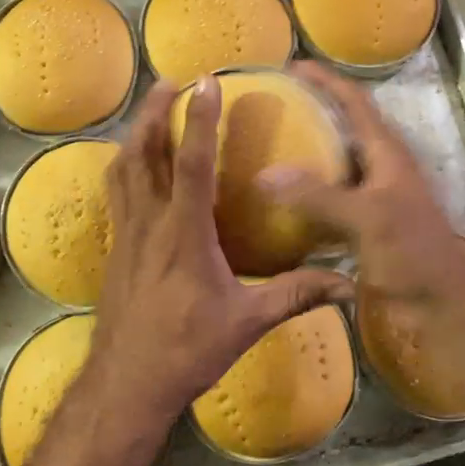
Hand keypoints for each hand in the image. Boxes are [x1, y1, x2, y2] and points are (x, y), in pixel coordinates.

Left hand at [92, 75, 352, 414]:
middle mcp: (149, 223)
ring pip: (122, 167)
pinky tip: (133, 161)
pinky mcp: (114, 246)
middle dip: (155, 111)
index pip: (192, 164)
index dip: (200, 120)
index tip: (206, 82)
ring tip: (152, 108)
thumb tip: (349, 284)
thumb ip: (297, 295)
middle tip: (170, 81)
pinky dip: (123, 164)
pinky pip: (115, 191)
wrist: (126, 384)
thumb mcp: (248, 322)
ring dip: (136, 132)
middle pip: (144, 152)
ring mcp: (125, 233)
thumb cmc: (188, 350)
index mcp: (184, 234)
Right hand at [259, 63, 464, 320]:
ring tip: (266, 147)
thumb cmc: (415, 253)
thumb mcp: (368, 218)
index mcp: (387, 153)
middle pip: (344, 127)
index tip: (291, 65)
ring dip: (306, 153)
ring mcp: (373, 198)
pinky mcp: (365, 228)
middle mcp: (380, 168)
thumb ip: (319, 195)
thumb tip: (265, 174)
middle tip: (271, 105)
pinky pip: (329, 200)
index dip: (326, 79)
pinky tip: (278, 204)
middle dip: (311, 111)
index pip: (354, 101)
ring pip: (335, 164)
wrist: (446, 307)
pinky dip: (306, 195)